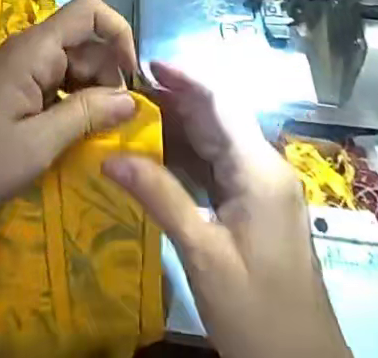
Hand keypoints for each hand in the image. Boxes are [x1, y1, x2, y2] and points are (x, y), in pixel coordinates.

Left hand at [0, 0, 140, 298]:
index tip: (132, 78)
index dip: (119, 33)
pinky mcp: (11, 91)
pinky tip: (75, 136)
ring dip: (92, 93)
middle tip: (115, 123)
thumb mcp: (39, 144)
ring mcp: (18, 70)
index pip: (89, 10)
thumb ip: (87, 114)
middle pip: (84, 41)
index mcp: (34, 49)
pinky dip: (72, 104)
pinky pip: (54, 84)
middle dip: (108, 74)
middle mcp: (28, 49)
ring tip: (98, 134)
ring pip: (72, 65)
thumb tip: (132, 98)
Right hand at [103, 62, 351, 357]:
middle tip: (126, 93)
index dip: (185, 79)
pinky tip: (159, 156)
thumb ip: (161, 197)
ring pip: (218, 142)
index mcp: (259, 169)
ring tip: (134, 117)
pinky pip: (221, 167)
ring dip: (180, 128)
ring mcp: (264, 189)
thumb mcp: (203, 254)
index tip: (146, 65)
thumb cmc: (256, 311)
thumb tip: (112, 157)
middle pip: (218, 119)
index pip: (220, 105)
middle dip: (175, 101)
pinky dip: (190, 158)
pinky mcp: (259, 208)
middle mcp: (266, 168)